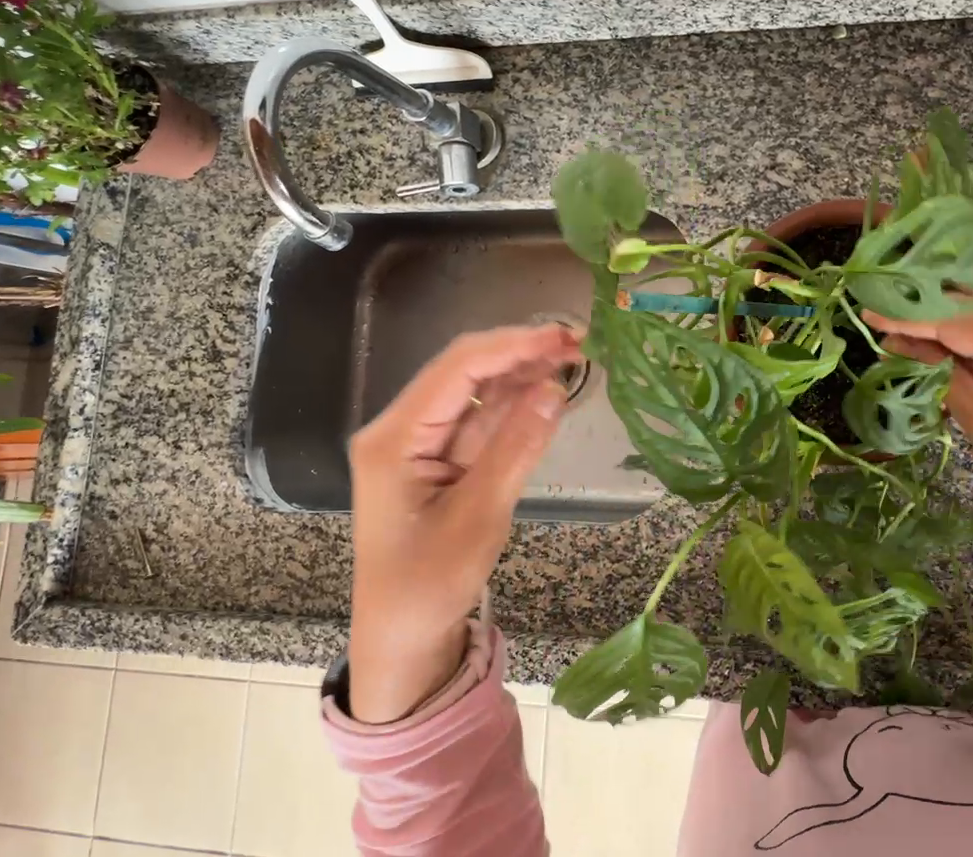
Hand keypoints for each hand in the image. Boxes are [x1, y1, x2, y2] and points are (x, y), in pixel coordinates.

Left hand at [346, 324, 582, 721]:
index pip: (458, 370)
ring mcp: (421, 443)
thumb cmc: (429, 583)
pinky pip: (481, 420)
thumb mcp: (479, 517)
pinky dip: (515, 404)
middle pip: (465, 372)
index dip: (512, 345)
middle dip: (520, 352)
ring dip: (521, 373)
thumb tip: (554, 389)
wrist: (402, 635)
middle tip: (578, 343)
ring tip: (572, 358)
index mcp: (394, 438)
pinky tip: (547, 391)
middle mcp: (402, 429)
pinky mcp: (439, 458)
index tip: (564, 337)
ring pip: (476, 392)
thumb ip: (516, 448)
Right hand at [865, 307, 972, 518]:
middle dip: (914, 313)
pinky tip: (926, 344)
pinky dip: (951, 336)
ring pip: (969, 316)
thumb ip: (941, 375)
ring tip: (890, 331)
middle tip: (871, 317)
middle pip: (959, 310)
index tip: (867, 311)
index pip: (949, 321)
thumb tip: (899, 344)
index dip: (905, 316)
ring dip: (931, 323)